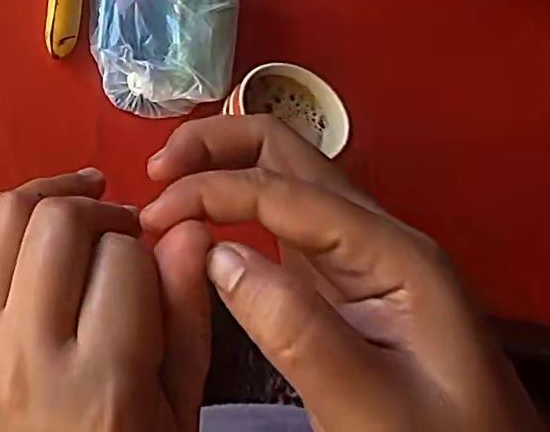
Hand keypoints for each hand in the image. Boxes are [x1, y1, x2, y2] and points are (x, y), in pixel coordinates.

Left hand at [0, 169, 211, 431]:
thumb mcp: (177, 400)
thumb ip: (187, 309)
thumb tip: (189, 227)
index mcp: (99, 383)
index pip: (124, 256)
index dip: (145, 248)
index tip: (149, 264)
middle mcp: (26, 350)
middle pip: (59, 221)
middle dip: (100, 214)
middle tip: (119, 233)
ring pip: (7, 214)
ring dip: (51, 199)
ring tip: (78, 212)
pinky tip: (16, 216)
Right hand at [144, 116, 540, 431]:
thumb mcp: (378, 416)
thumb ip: (300, 335)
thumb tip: (217, 256)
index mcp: (393, 251)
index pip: (286, 190)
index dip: (214, 190)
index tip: (156, 216)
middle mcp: (372, 230)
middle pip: (284, 148)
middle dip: (215, 145)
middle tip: (158, 169)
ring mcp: (354, 246)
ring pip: (277, 169)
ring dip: (219, 163)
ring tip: (167, 183)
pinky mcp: (336, 271)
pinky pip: (276, 210)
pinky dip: (230, 199)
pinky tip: (201, 216)